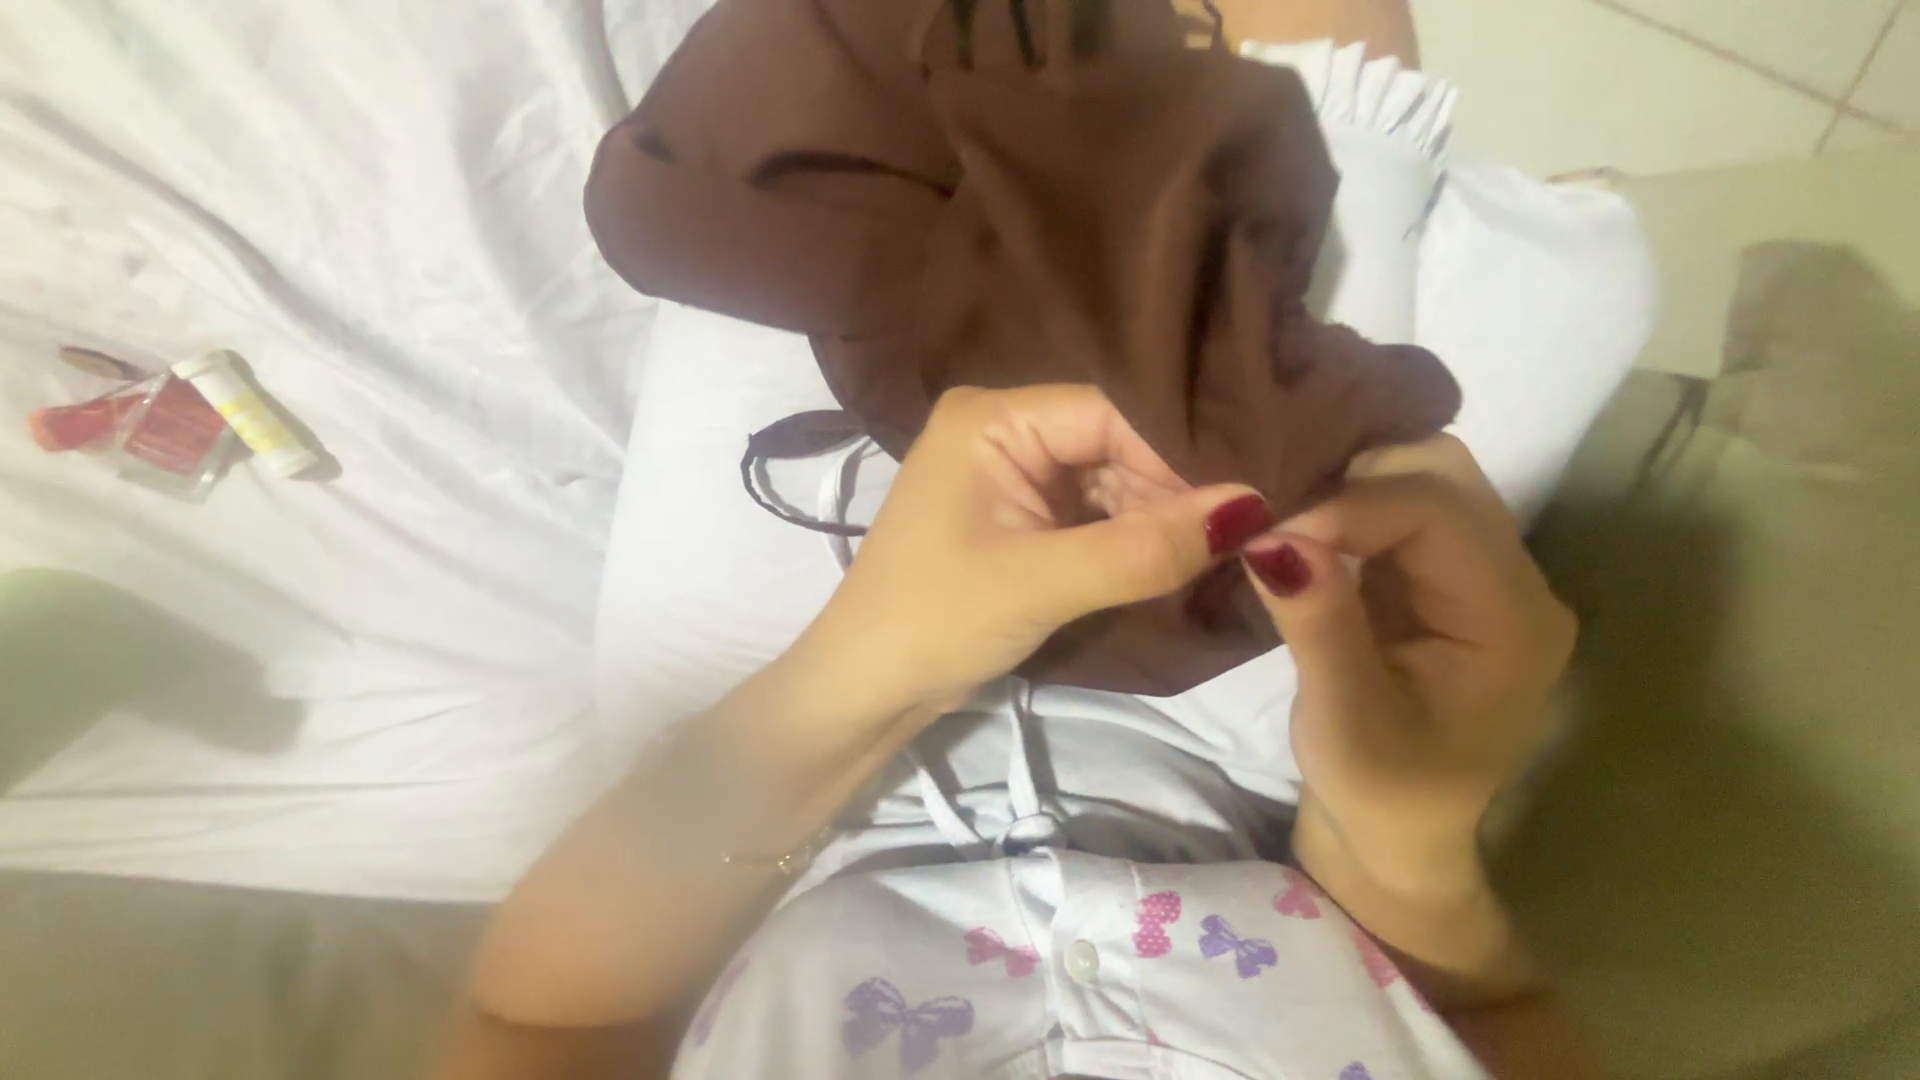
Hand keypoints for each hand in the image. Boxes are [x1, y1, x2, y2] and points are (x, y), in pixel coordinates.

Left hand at [797, 384, 1269, 718]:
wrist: (867, 686)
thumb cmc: (936, 620)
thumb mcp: (1042, 583)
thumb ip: (1143, 547)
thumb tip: (1254, 509)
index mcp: (991, 418)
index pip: (1109, 412)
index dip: (1176, 454)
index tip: (1244, 502)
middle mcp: (1000, 430)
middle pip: (1111, 445)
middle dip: (1168, 493)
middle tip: (1241, 535)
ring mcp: (1008, 475)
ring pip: (1106, 482)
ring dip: (1152, 521)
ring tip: (1216, 553)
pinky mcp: (1015, 518)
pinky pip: (1087, 514)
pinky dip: (1125, 539)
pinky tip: (1171, 562)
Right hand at [1240, 435, 1575, 899]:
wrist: (1399, 829)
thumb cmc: (1379, 788)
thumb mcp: (1343, 717)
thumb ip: (1318, 622)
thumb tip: (1269, 534)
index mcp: (1511, 619)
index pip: (1435, 510)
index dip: (1346, 507)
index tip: (1266, 537)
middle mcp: (1515, 581)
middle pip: (1442, 472)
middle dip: (1352, 480)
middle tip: (1278, 520)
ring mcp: (1481, 575)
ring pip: (1420, 478)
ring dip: (1348, 488)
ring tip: (1286, 525)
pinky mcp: (1443, 579)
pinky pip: (1399, 509)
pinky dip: (1348, 507)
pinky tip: (1306, 536)